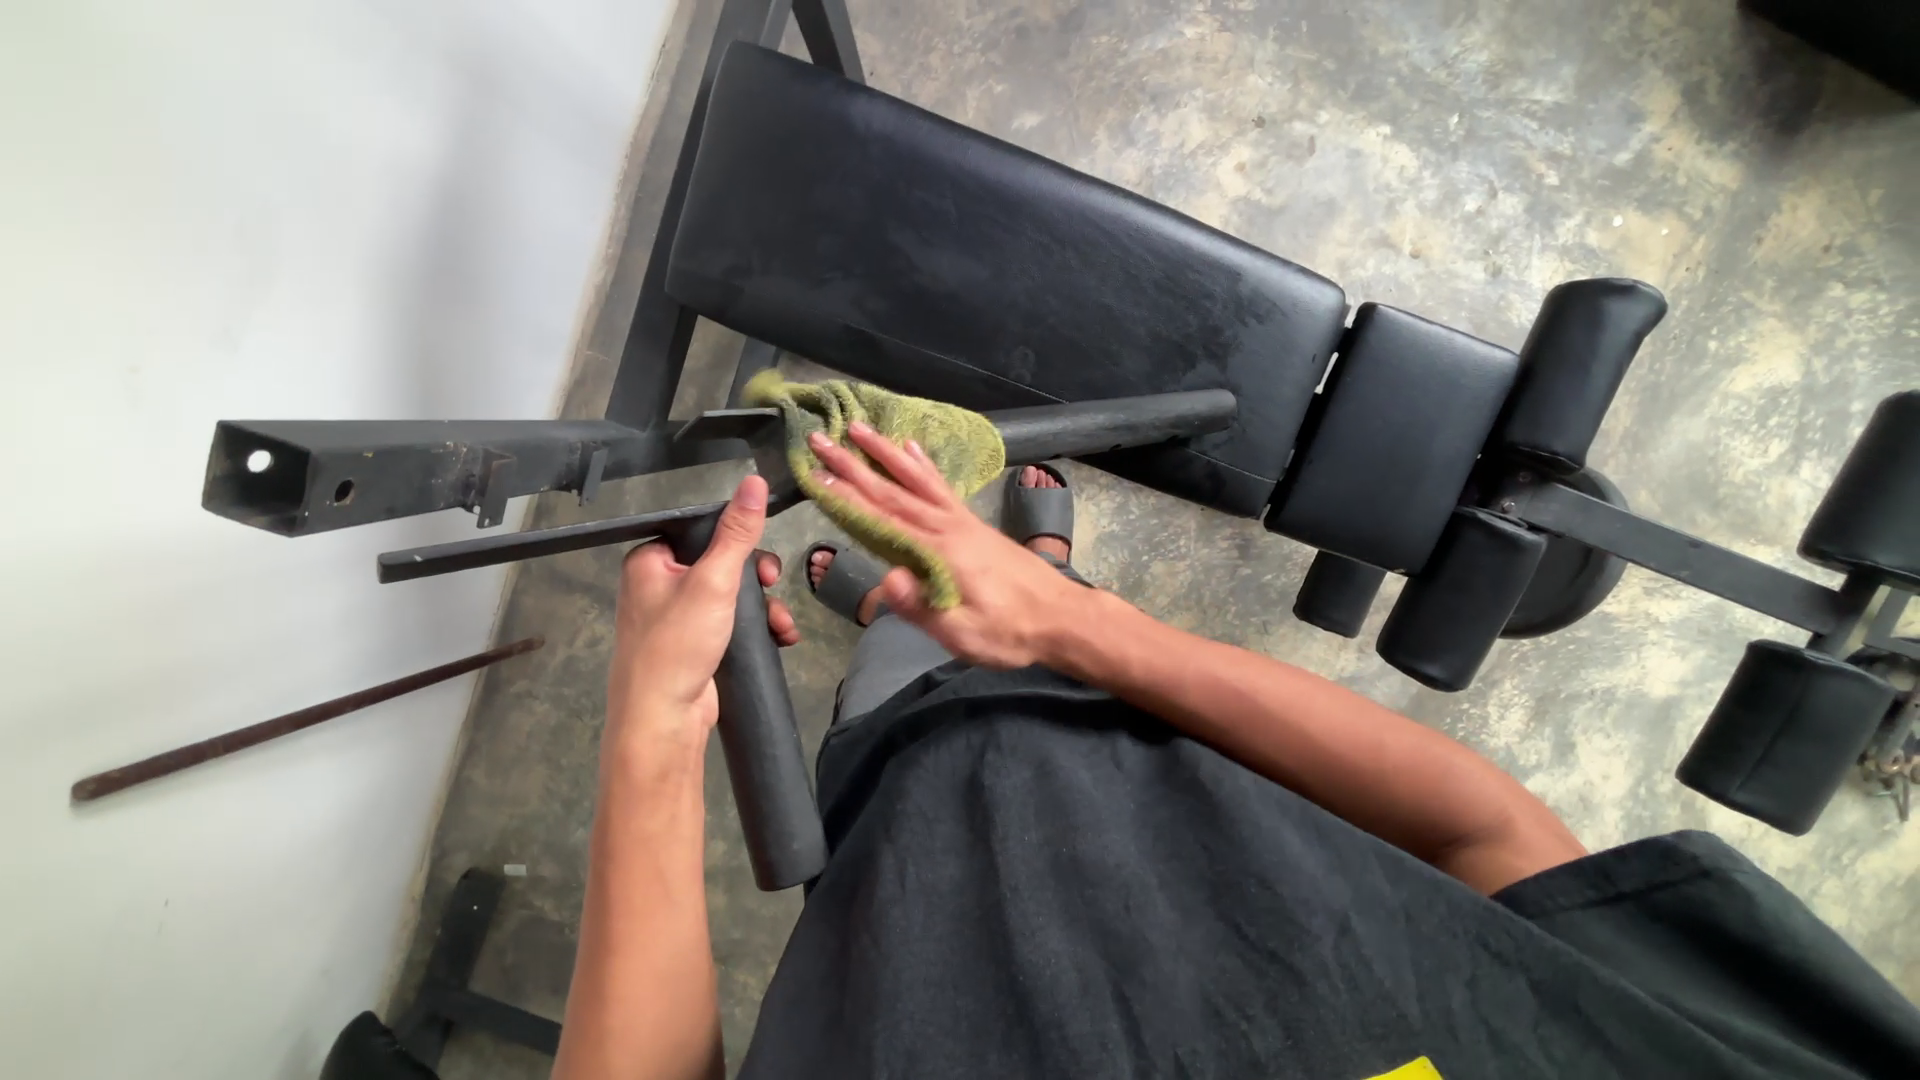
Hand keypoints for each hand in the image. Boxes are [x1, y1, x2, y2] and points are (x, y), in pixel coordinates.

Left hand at [607, 475, 798, 746]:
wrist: (663, 718)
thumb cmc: (678, 644)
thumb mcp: (714, 581)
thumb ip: (738, 533)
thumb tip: (754, 482)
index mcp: (650, 561)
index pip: (701, 532)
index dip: (738, 541)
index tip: (763, 563)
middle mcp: (658, 585)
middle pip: (722, 564)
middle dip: (758, 581)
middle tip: (773, 589)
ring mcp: (676, 618)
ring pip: (732, 596)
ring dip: (764, 608)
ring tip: (782, 626)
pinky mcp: (692, 645)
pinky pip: (730, 623)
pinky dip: (755, 628)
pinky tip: (778, 638)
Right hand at [807, 423, 1091, 668]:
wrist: (1061, 616)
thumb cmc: (1010, 631)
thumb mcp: (962, 631)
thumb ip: (923, 605)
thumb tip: (886, 579)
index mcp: (938, 551)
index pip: (882, 519)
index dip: (846, 497)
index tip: (815, 474)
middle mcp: (947, 526)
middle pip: (892, 490)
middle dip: (853, 465)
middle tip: (820, 439)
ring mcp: (962, 521)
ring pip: (916, 479)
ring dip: (885, 453)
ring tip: (859, 427)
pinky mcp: (974, 523)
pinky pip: (942, 487)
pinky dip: (925, 466)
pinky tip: (912, 448)